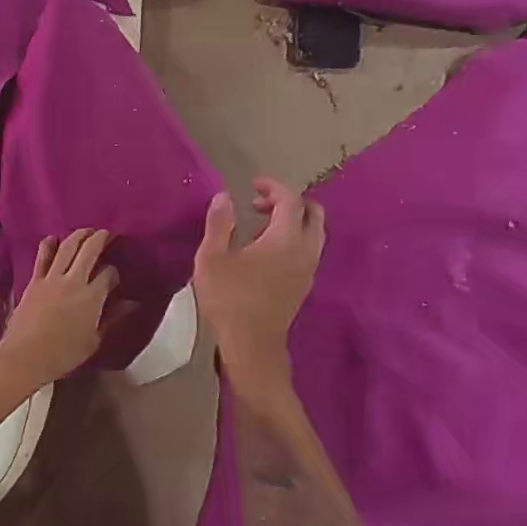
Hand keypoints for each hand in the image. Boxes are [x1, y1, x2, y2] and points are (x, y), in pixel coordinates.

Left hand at [0, 228, 124, 388]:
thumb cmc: (63, 354)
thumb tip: (132, 303)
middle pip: (89, 251)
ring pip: (67, 248)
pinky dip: (48, 245)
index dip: (114, 273)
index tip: (114, 278)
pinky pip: (42, 257)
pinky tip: (53, 238)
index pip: (108, 274)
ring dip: (78, 235)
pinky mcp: (34, 281)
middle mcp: (74, 281)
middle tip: (107, 234)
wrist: (26, 355)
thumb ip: (112, 318)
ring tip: (86, 231)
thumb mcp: (94, 340)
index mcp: (93, 297)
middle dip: (100, 239)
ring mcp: (51, 279)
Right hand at [192, 177, 324, 396]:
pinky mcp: (304, 283)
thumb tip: (224, 196)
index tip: (252, 183)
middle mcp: (305, 248)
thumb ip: (220, 224)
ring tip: (259, 226)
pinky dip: (292, 237)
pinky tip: (265, 250)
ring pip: (314, 231)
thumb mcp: (212, 258)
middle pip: (312, 212)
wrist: (252, 342)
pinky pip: (308, 248)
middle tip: (258, 203)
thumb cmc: (228, 297)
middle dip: (288, 201)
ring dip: (292, 220)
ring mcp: (309, 267)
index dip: (273, 186)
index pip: (290, 200)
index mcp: (284, 238)